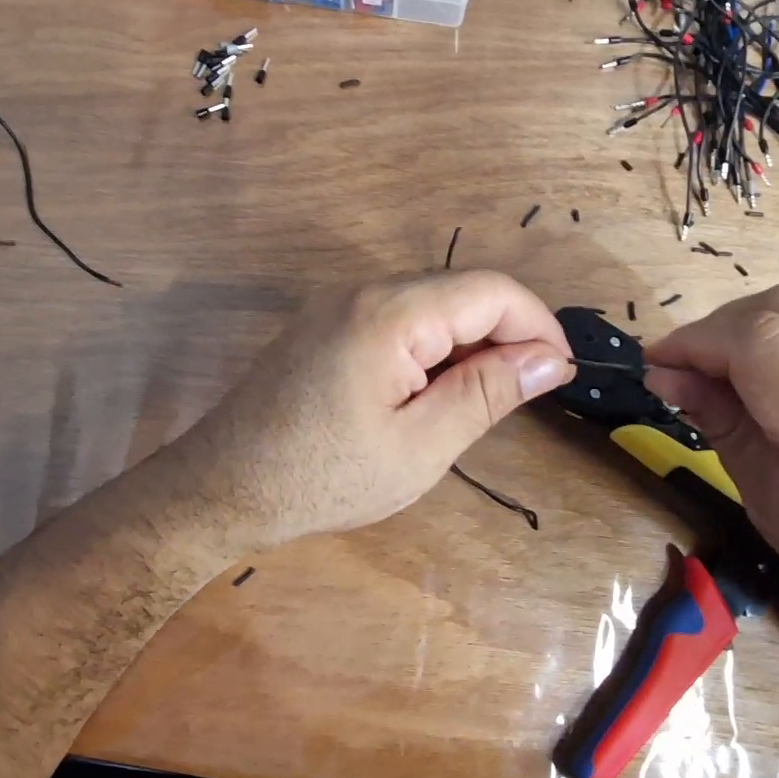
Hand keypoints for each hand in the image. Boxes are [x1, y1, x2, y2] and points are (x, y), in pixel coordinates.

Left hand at [162, 270, 573, 548]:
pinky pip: (396, 321)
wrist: (221, 487)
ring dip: (465, 345)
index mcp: (389, 313)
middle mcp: (362, 291)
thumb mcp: (419, 447)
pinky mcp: (324, 326)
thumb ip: (487, 393)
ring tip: (473, 405)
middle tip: (518, 399)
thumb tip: (550, 359)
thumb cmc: (322, 478)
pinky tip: (426, 396)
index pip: (490, 289)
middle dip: (503, 336)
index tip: (558, 375)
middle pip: (460, 292)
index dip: (537, 325)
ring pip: (430, 307)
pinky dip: (428, 350)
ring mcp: (337, 304)